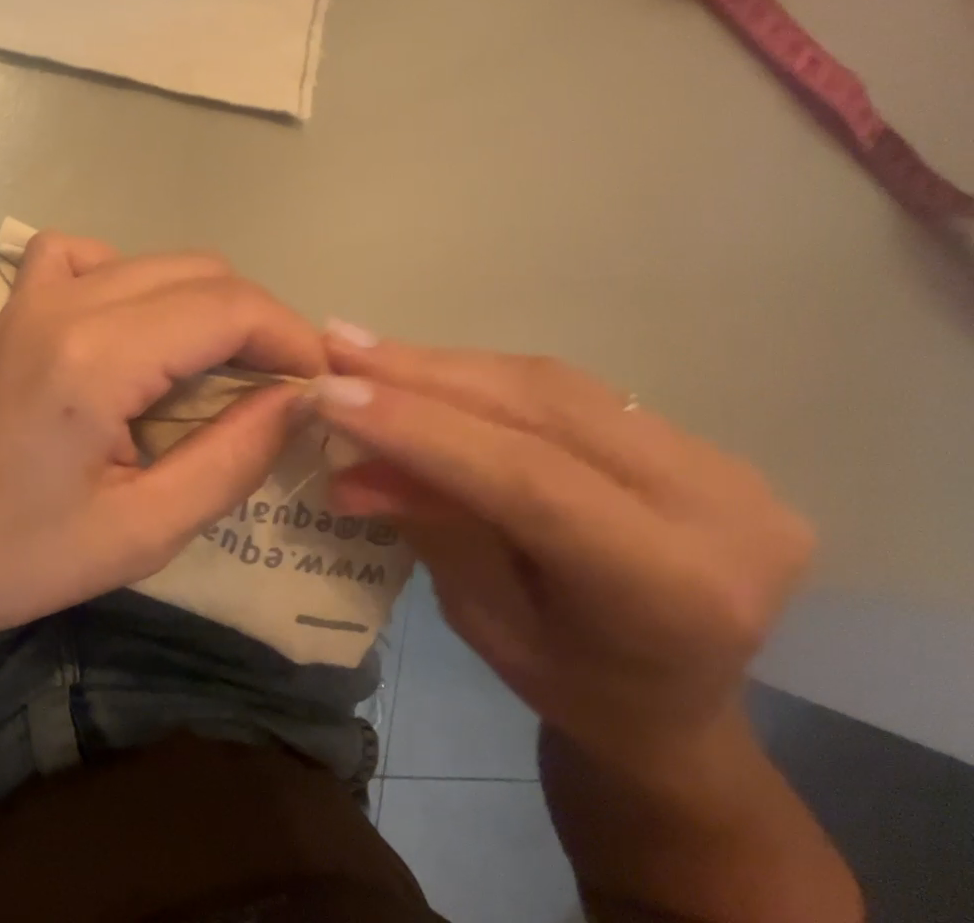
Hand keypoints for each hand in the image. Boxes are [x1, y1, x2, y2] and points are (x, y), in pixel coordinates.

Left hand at [0, 232, 324, 676]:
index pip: (228, 307)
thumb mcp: (147, 529)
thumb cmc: (29, 561)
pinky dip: (126, 279)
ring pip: (148, 261)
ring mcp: (27, 304)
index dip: (291, 338)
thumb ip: (234, 456)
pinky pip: (78, 259)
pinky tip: (133, 331)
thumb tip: (301, 398)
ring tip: (217, 370)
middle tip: (277, 390)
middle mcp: (62, 307)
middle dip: (255, 323)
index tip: (319, 387)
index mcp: (96, 358)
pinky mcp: (10, 318)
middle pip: (197, 272)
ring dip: (200, 303)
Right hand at [303, 325, 814, 767]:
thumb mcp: (484, 621)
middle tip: (335, 350)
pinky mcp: (699, 440)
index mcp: (676, 590)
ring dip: (446, 367)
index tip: (329, 394)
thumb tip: (349, 461)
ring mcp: (724, 465)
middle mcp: (722, 511)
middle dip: (424, 378)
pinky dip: (482, 378)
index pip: (532, 481)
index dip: (422, 430)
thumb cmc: (568, 685)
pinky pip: (571, 391)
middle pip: (546, 412)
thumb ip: (432, 528)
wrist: (673, 701)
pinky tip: (420, 368)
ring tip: (362, 352)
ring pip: (556, 386)